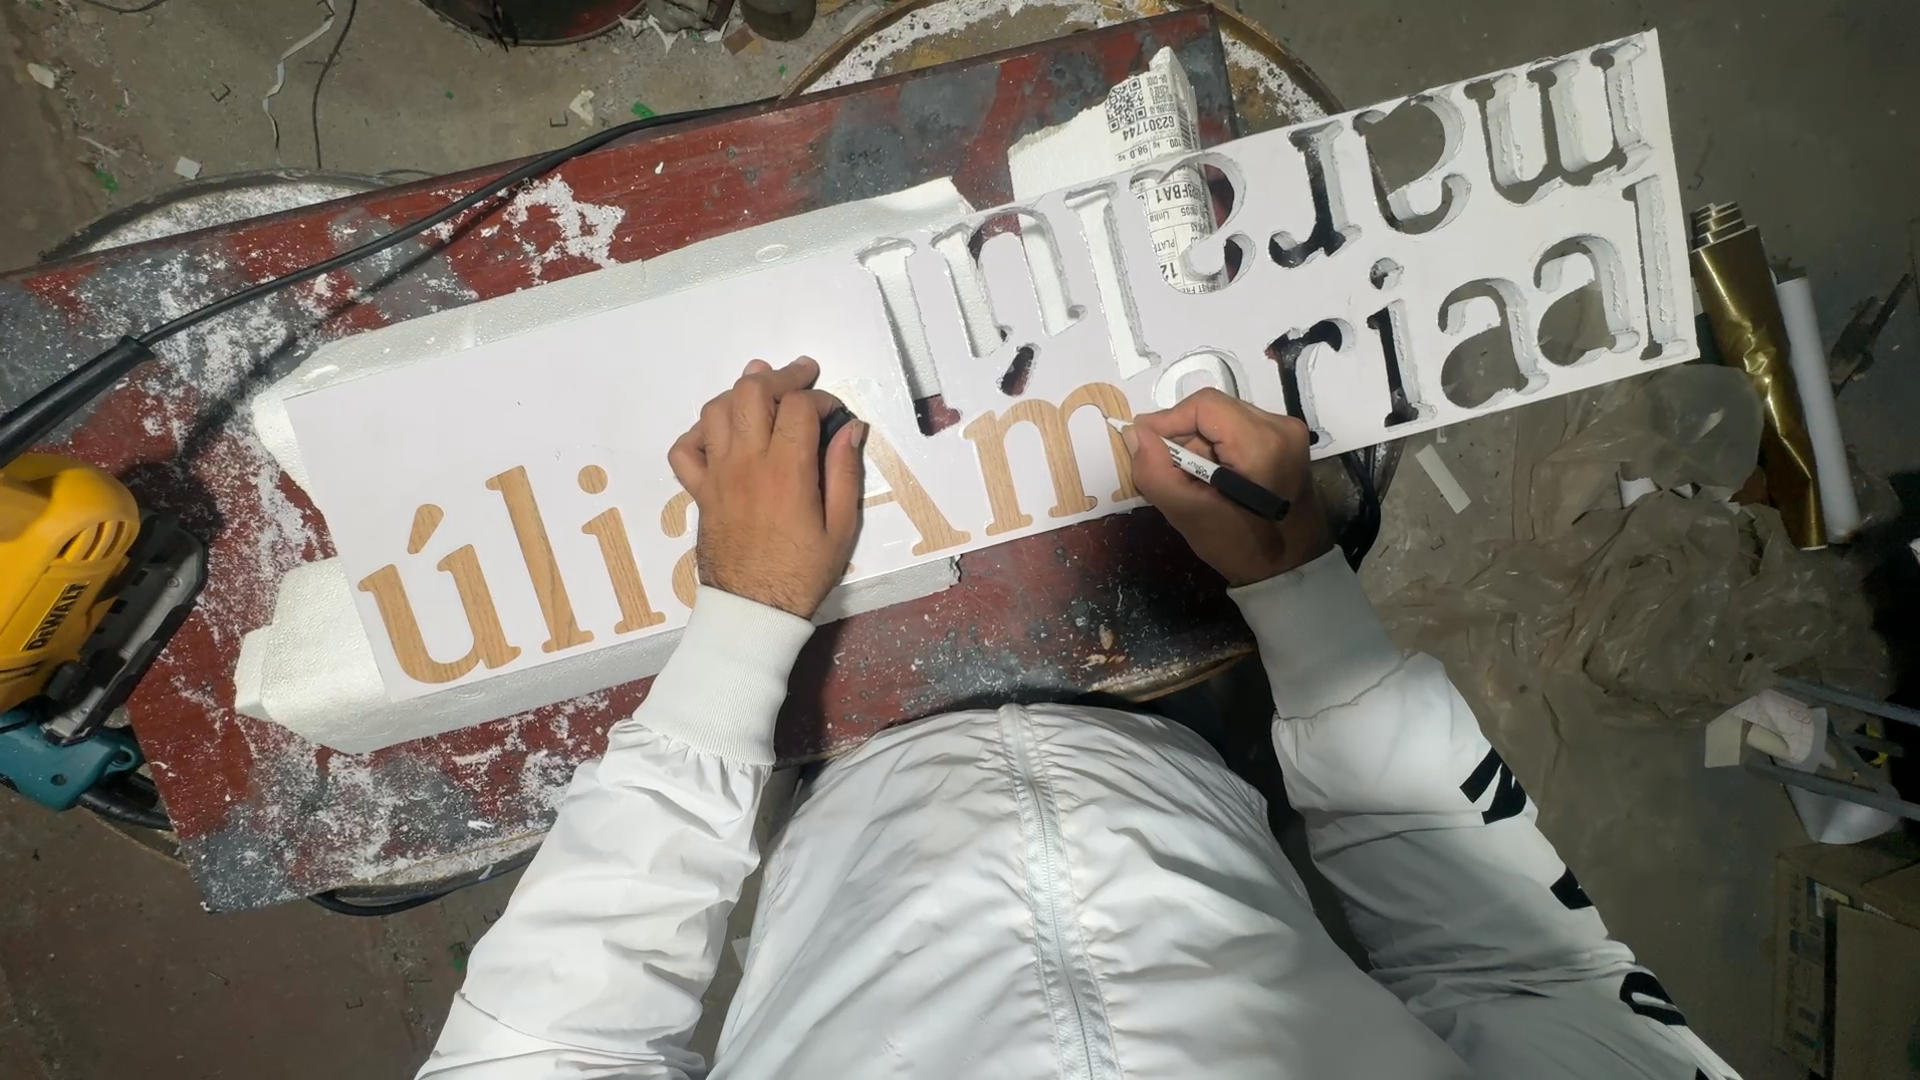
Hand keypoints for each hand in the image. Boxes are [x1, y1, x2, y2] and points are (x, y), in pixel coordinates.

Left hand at [668, 357, 866, 617]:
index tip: (836, 411)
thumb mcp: (842, 527)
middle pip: (752, 392)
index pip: (799, 406)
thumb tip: (851, 428)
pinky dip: (700, 431)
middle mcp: (747, 461)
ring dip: (740, 392)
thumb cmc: (804, 572)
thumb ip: (845, 472)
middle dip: (781, 376)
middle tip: (802, 375)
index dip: (821, 397)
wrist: (755, 609)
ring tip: (762, 391)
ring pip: (716, 409)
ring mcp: (717, 474)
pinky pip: (685, 447)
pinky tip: (723, 433)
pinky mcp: (699, 490)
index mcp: (788, 470)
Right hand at [1125, 389, 1333, 586]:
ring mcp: (1286, 432)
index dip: (1166, 421)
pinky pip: (1235, 431)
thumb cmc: (1242, 547)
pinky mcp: (1284, 442)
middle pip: (1212, 411)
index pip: (1203, 406)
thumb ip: (1156, 472)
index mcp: (1261, 442)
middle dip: (1182, 439)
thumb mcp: (1190, 515)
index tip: (1144, 447)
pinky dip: (1214, 451)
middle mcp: (1279, 426)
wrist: (1292, 567)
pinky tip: (1211, 479)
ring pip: (1221, 421)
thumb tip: (1135, 433)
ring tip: (1193, 482)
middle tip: (1170, 474)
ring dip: (1197, 446)